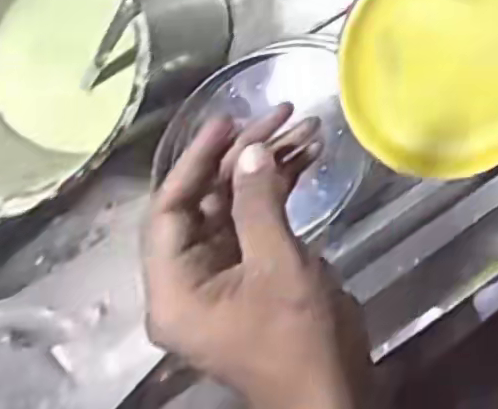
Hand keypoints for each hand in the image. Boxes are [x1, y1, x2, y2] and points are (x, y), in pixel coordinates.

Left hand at [144, 106, 371, 408]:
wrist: (329, 381)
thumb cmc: (295, 331)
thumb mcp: (278, 265)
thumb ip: (259, 207)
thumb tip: (249, 152)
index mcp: (174, 289)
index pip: (169, 212)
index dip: (196, 162)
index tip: (230, 121)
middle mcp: (190, 278)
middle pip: (206, 203)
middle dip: (244, 156)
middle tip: (283, 115)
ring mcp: (225, 274)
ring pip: (237, 205)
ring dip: (270, 166)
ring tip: (307, 128)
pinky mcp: (258, 269)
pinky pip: (260, 217)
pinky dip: (283, 186)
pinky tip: (310, 158)